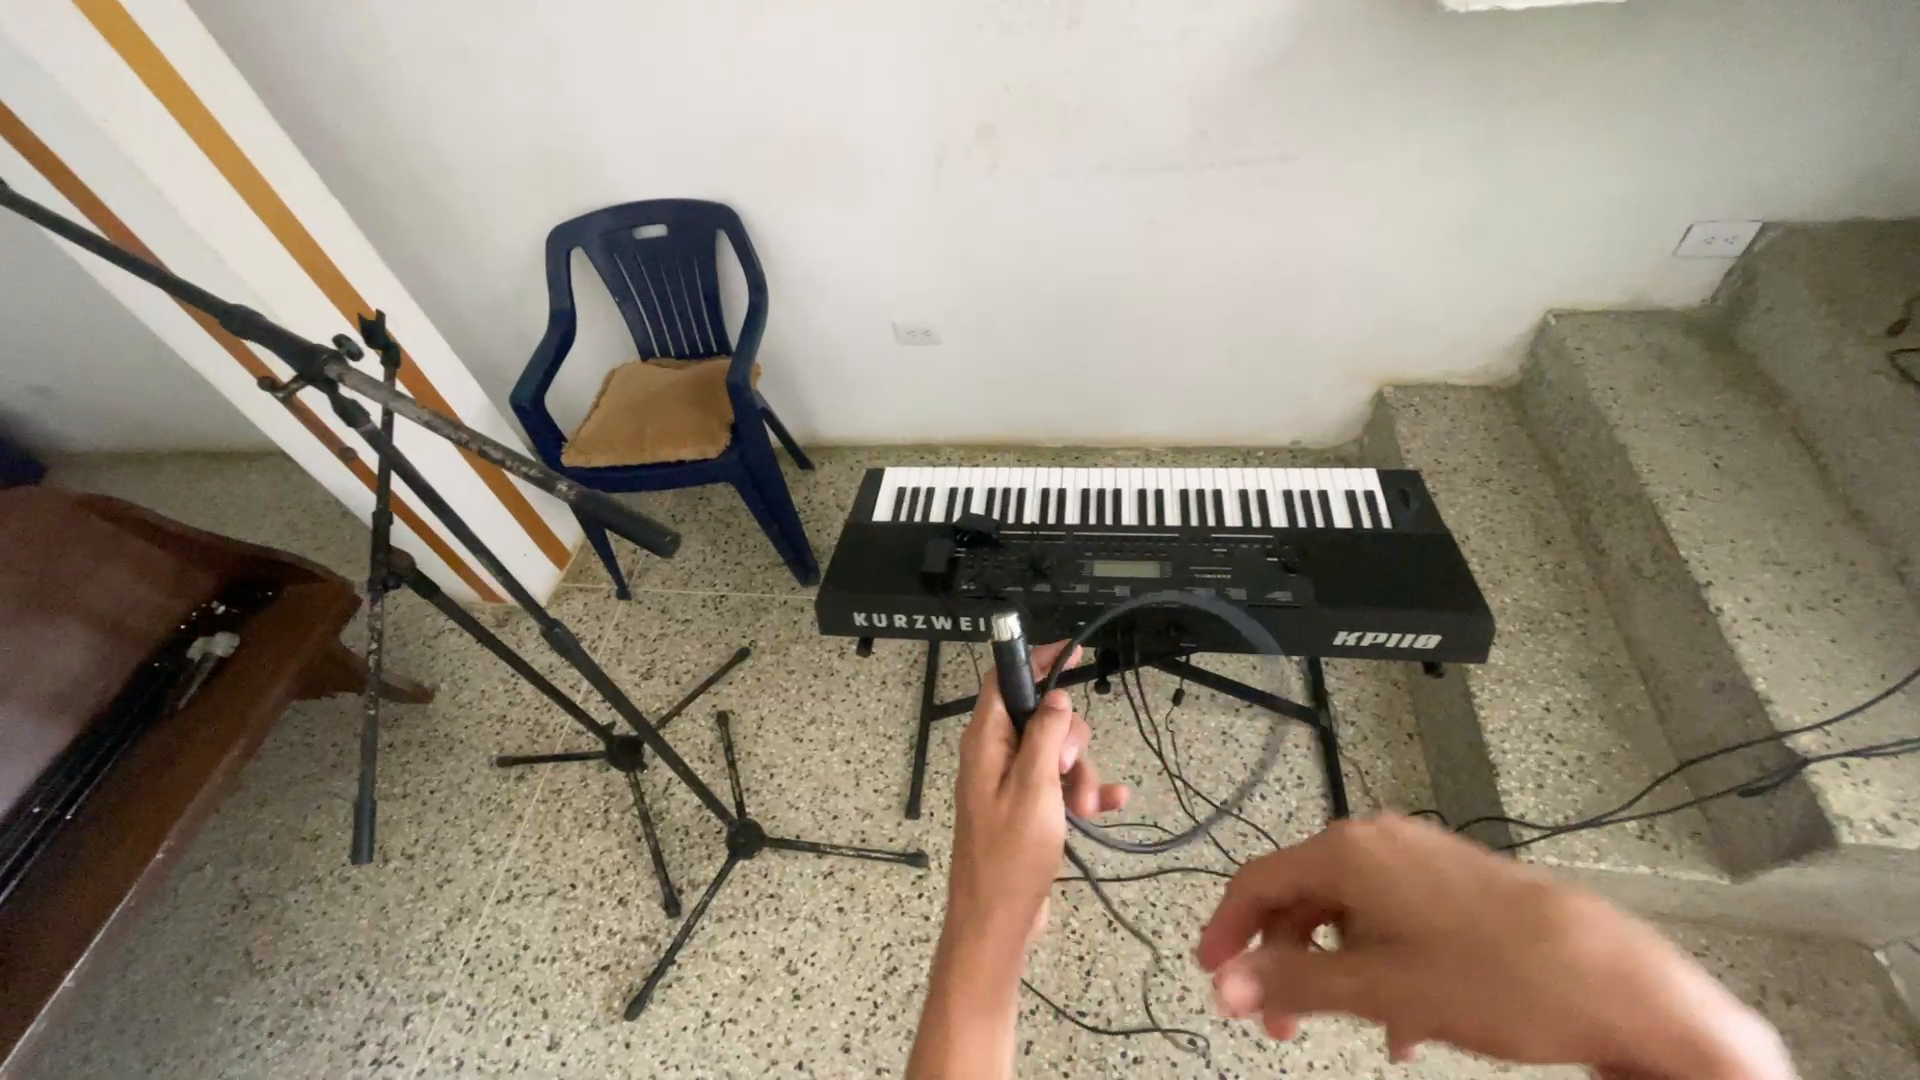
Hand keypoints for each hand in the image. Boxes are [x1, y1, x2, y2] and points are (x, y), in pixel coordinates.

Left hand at [908, 641, 1131, 1079]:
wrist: (997, 924)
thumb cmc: (1010, 858)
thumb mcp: (1033, 790)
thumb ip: (1045, 737)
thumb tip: (1056, 696)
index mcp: (985, 742)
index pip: (1005, 680)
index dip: (1035, 660)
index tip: (1072, 653)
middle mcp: (994, 755)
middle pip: (1041, 717)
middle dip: (1070, 741)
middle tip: (1070, 773)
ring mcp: (1011, 783)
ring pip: (1056, 752)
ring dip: (1081, 774)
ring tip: (1085, 809)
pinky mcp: (1028, 808)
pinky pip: (1061, 785)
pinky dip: (1085, 791)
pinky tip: (1111, 805)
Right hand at [1195, 814, 1793, 1079]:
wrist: (1618, 980)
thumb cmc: (1488, 977)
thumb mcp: (1379, 988)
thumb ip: (1291, 982)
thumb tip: (1220, 985)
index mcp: (1345, 851)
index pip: (1257, 881)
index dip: (1227, 927)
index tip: (1211, 973)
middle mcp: (1374, 841)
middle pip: (1300, 896)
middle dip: (1283, 958)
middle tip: (1278, 1020)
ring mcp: (1416, 856)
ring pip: (1346, 909)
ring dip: (1332, 967)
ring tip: (1347, 1027)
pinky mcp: (1451, 878)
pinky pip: (1389, 914)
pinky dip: (1377, 960)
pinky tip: (1401, 1018)